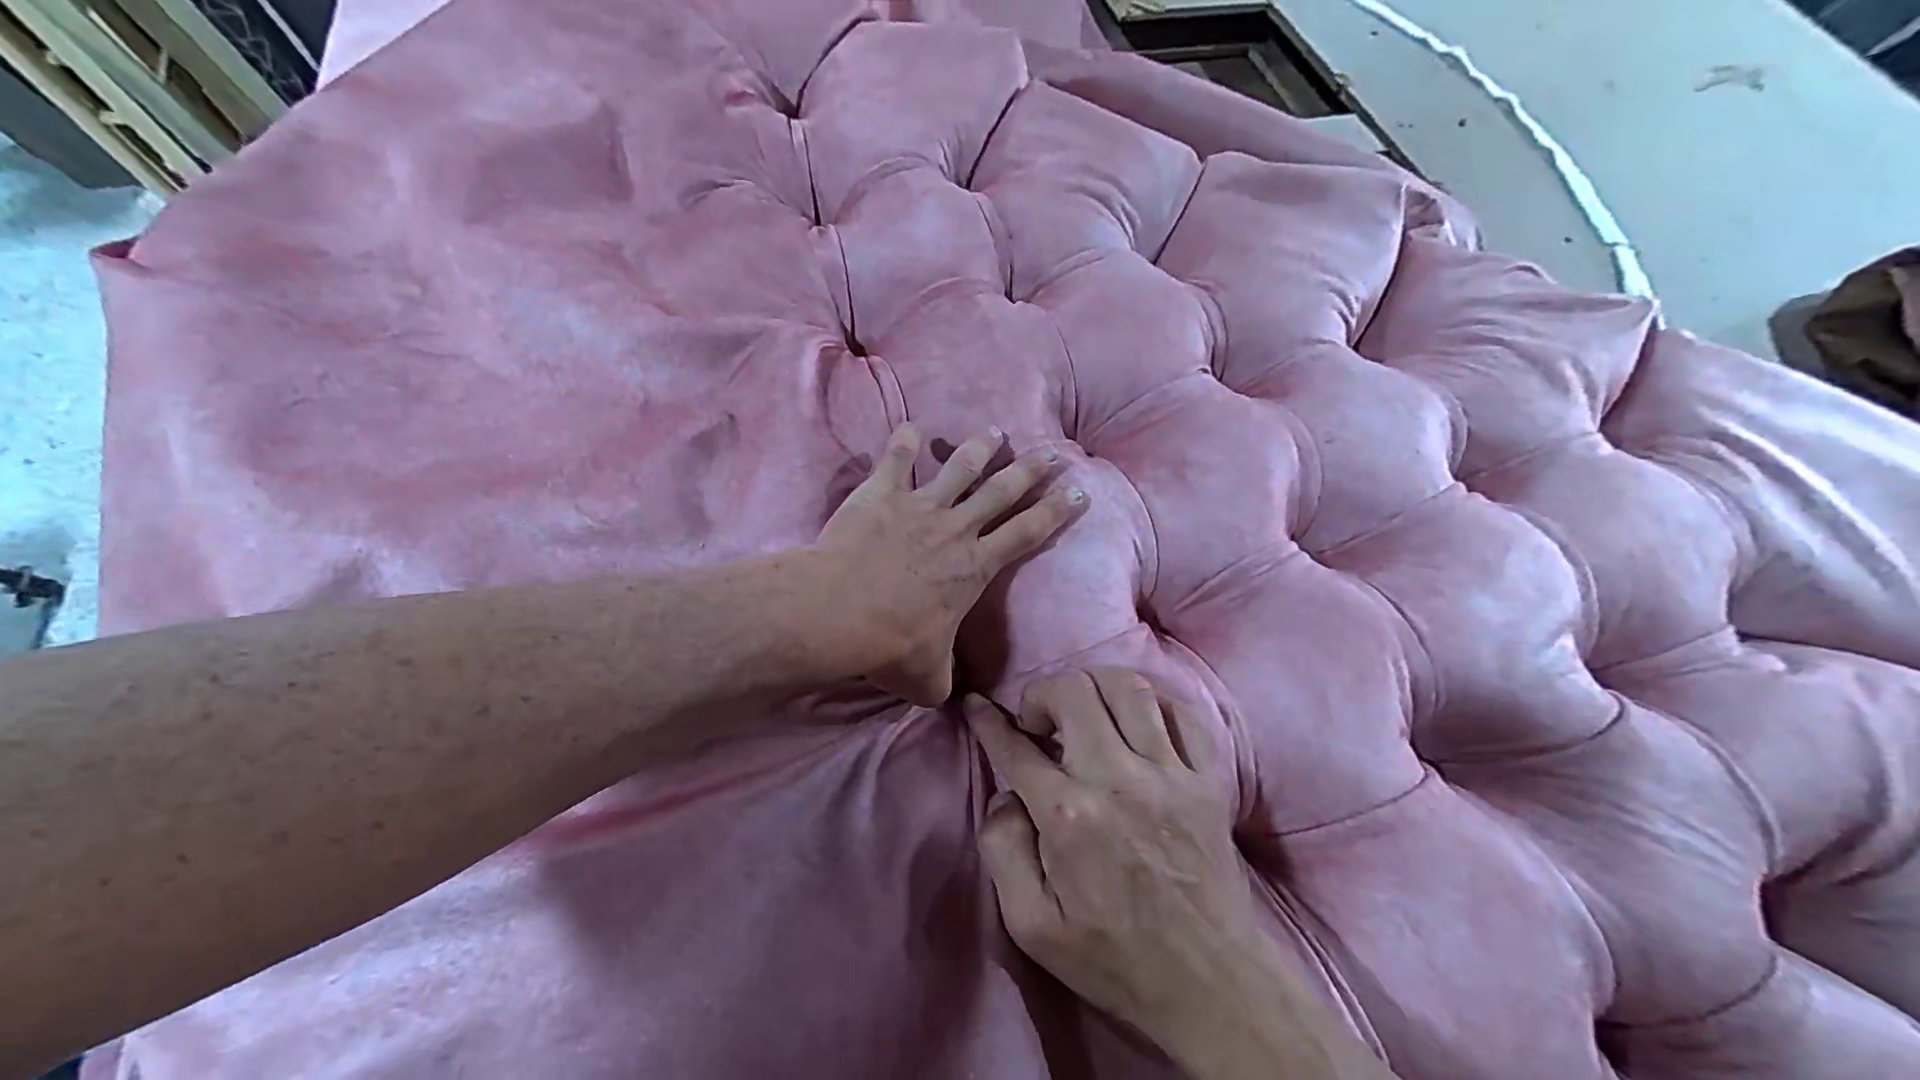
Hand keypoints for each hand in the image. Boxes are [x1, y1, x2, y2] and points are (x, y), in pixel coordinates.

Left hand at [814, 423, 1084, 705]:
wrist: (839, 613)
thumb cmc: (889, 645)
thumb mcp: (928, 678)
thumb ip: (945, 682)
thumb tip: (952, 700)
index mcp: (975, 567)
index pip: (1028, 533)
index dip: (1056, 511)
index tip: (1079, 490)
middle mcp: (956, 528)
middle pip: (1003, 491)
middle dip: (1032, 469)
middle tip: (1053, 450)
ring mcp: (920, 506)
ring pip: (959, 467)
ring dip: (979, 448)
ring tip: (995, 432)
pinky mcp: (882, 494)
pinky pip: (896, 460)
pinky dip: (903, 441)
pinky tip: (909, 426)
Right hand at [968, 670, 1396, 1079]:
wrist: (1212, 984)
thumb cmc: (1115, 957)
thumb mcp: (1031, 926)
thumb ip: (1002, 850)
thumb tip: (1006, 794)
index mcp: (1070, 818)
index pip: (1016, 746)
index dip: (988, 720)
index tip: (977, 706)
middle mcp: (1120, 781)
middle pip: (1074, 691)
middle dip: (1042, 693)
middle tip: (1039, 725)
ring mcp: (1171, 774)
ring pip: (1127, 686)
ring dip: (1094, 687)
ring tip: (1085, 715)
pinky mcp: (1208, 778)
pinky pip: (1181, 710)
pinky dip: (1151, 703)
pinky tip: (1136, 725)